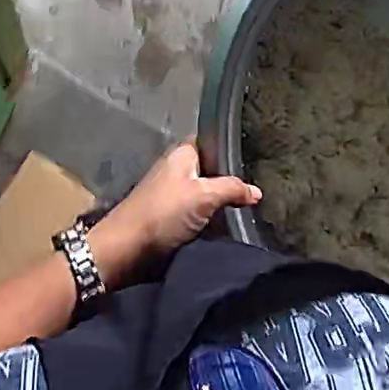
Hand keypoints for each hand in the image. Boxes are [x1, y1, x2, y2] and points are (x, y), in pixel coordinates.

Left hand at [87, 142, 261, 287]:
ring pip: (207, 193)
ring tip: (252, 209)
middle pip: (212, 170)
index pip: (211, 141)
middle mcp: (178, 168)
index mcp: (182, 153)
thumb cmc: (164, 212)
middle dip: (231, 180)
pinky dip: (213, 219)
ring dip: (223, 203)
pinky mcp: (172, 217)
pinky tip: (232, 225)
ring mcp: (174, 193)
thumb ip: (232, 189)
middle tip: (260, 188)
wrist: (128, 249)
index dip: (231, 148)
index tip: (256, 158)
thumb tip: (257, 192)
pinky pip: (200, 213)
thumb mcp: (204, 196)